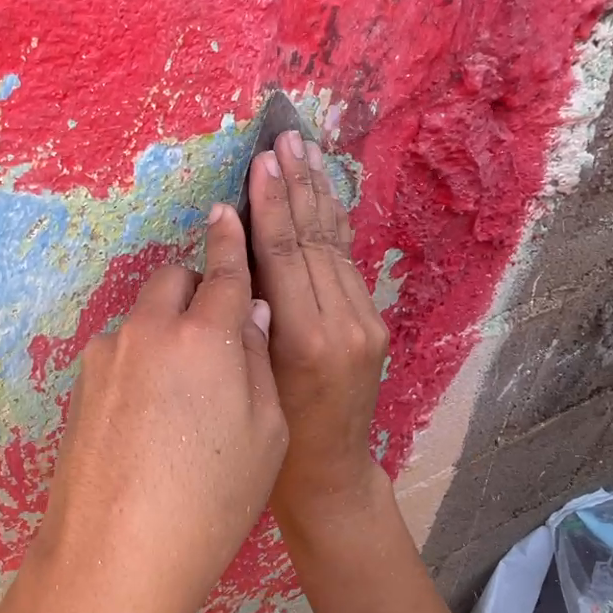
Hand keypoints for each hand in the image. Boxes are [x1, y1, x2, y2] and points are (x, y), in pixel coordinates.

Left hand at [35, 202, 287, 612]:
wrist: (114, 555)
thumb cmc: (211, 502)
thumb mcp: (265, 433)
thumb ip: (257, 359)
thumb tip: (248, 311)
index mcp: (206, 336)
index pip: (225, 269)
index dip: (232, 239)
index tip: (229, 211)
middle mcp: (151, 329)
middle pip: (174, 279)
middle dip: (197, 289)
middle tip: (217, 335)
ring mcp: (108, 353)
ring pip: (145, 315)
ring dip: (167, 327)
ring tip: (182, 392)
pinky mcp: (82, 381)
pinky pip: (122, 349)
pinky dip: (141, 359)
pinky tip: (148, 416)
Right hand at [248, 129, 390, 520]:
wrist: (328, 475)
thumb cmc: (268, 435)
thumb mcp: (248, 371)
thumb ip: (250, 309)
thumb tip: (240, 245)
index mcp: (306, 337)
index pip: (285, 253)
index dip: (270, 204)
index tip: (259, 162)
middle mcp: (344, 322)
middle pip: (314, 239)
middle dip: (298, 184)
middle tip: (287, 137)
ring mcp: (365, 322)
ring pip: (334, 244)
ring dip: (318, 193)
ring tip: (305, 150)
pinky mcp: (373, 324)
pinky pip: (346, 262)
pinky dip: (332, 223)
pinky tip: (324, 194)